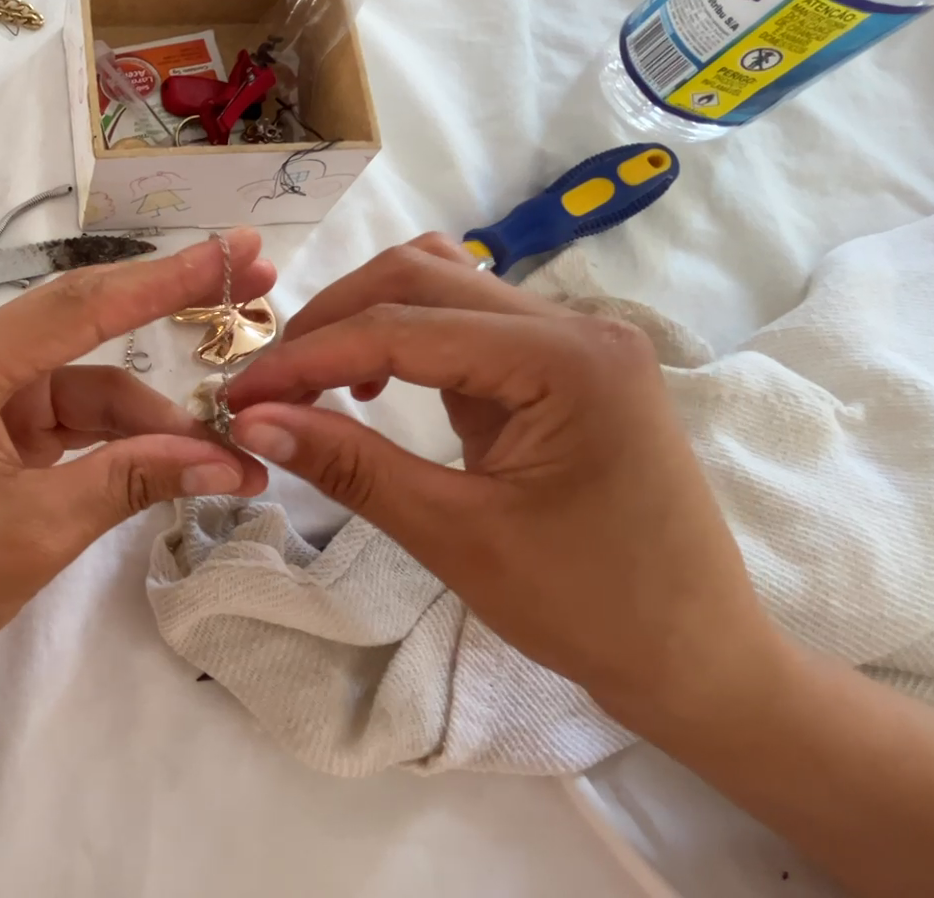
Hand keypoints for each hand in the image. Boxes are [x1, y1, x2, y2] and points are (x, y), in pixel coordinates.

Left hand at [0, 231, 274, 667]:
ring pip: (83, 380)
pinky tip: (167, 453)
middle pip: (83, 321)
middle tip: (248, 283)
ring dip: (148, 412)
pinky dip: (114, 435)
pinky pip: (64, 413)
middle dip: (166, 308)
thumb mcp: (40, 528)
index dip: (164, 281)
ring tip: (222, 444)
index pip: (80, 307)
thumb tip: (228, 462)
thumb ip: (133, 480)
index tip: (234, 251)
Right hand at [225, 235, 785, 721]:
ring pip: (436, 284)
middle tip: (269, 388)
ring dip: (360, 320)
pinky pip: (459, 323)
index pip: (400, 328)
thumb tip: (251, 423)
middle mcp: (572, 326)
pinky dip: (397, 340)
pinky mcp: (554, 367)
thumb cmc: (588, 606)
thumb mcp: (452, 535)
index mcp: (565, 359)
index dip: (306, 359)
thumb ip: (348, 465)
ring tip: (312, 381)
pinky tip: (371, 388)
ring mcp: (568, 341)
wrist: (696, 658)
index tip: (237, 399)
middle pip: (417, 274)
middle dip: (328, 323)